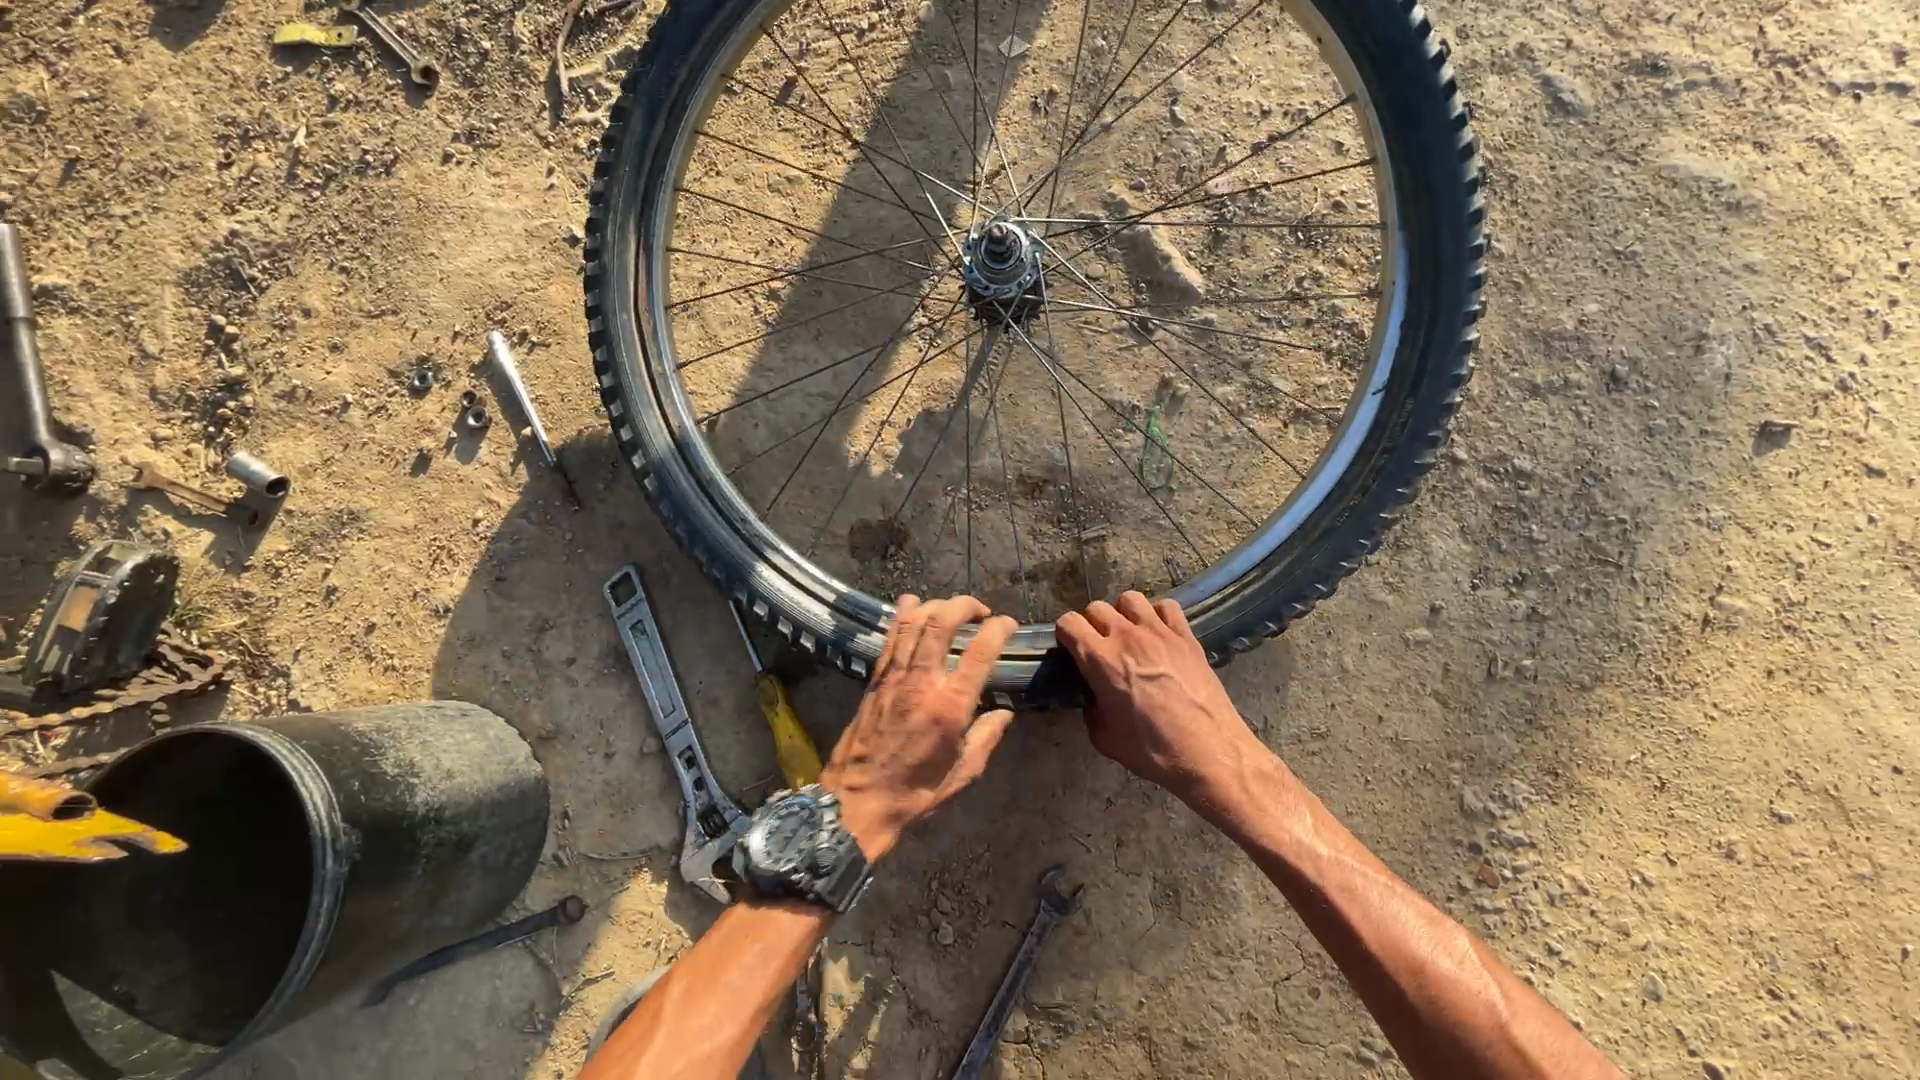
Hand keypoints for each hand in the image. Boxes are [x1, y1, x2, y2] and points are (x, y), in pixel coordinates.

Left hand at [820, 595, 1016, 859]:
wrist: (859, 800)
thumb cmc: (916, 792)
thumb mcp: (964, 773)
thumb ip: (987, 737)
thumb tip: (1004, 714)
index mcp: (950, 706)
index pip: (981, 652)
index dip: (999, 629)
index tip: (1009, 624)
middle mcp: (923, 682)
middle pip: (943, 622)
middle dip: (965, 605)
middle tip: (980, 611)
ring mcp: (895, 676)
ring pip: (914, 622)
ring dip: (936, 605)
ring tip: (952, 607)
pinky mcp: (875, 678)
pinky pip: (891, 636)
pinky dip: (904, 614)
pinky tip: (914, 604)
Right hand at [1056, 592, 1260, 803]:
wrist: (1207, 752)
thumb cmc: (1152, 750)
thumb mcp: (1105, 739)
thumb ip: (1092, 712)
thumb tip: (1094, 701)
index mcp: (1100, 660)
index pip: (1069, 622)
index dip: (1066, 634)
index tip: (1071, 648)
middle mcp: (1127, 637)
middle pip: (1097, 607)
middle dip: (1092, 624)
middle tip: (1099, 646)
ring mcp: (1159, 633)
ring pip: (1130, 599)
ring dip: (1124, 614)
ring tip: (1130, 634)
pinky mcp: (1186, 637)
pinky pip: (1167, 607)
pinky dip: (1159, 615)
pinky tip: (1160, 635)